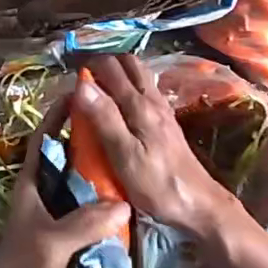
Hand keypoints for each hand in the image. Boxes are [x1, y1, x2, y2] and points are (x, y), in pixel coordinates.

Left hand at [0, 92, 131, 267]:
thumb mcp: (51, 243)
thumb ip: (84, 223)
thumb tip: (122, 203)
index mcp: (31, 184)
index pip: (43, 139)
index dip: (57, 115)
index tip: (80, 93)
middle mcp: (46, 193)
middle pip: (69, 157)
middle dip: (90, 140)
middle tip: (122, 123)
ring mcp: (60, 214)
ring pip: (84, 184)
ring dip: (104, 172)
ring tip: (135, 155)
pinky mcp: (73, 235)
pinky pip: (94, 211)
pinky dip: (109, 204)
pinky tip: (134, 197)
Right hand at [71, 55, 240, 243]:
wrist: (199, 205)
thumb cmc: (157, 185)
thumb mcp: (124, 155)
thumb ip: (103, 117)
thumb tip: (81, 83)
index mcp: (139, 105)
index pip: (110, 67)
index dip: (87, 65)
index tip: (68, 74)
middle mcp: (152, 99)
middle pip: (127, 62)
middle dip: (103, 62)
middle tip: (81, 77)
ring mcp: (162, 109)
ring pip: (139, 74)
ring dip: (117, 71)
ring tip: (97, 86)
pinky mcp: (167, 122)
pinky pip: (145, 89)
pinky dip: (129, 86)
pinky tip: (119, 104)